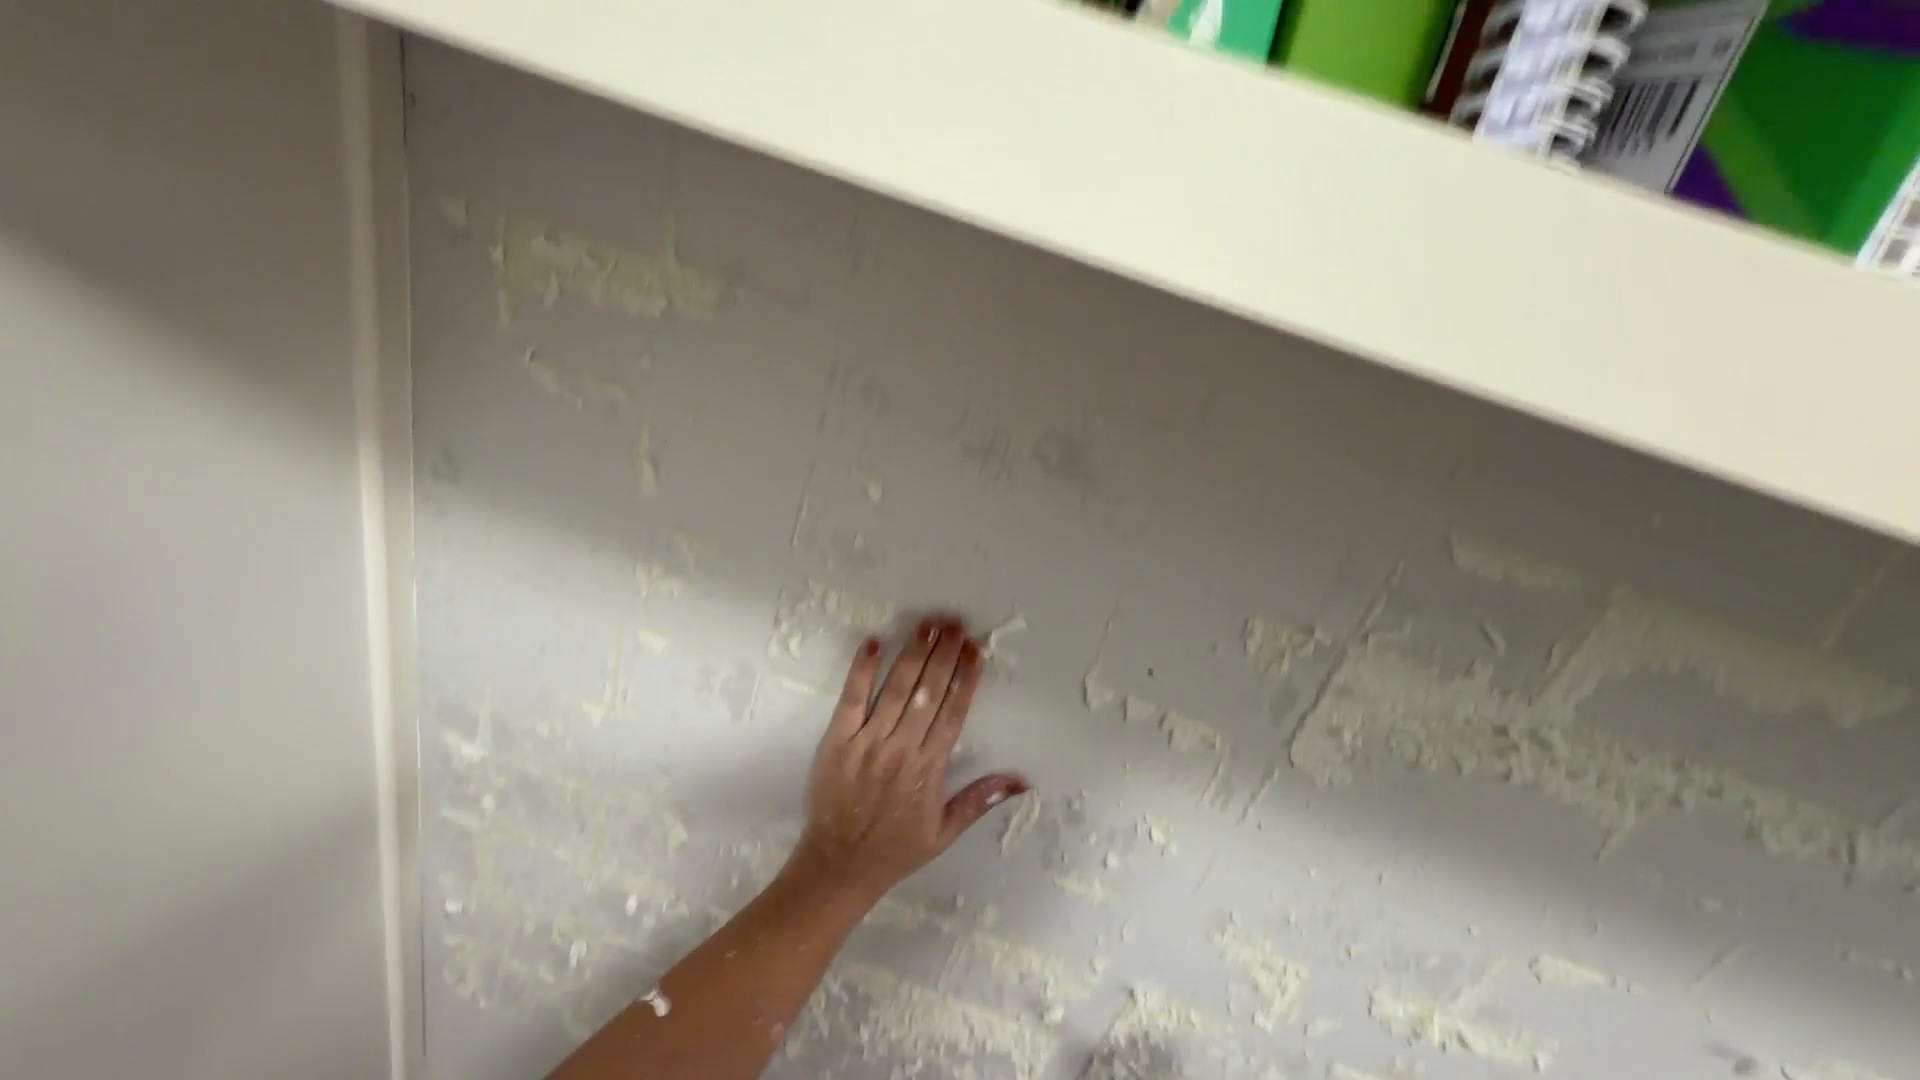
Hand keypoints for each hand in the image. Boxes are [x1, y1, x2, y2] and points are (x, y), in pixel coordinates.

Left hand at [785, 616, 1028, 904]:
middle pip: (929, 692)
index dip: (967, 678)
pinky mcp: (838, 741)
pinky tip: (873, 643)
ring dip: (913, 654)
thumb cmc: (895, 850)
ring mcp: (868, 742)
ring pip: (896, 689)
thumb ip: (980, 800)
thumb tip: (1021, 780)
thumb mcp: (944, 832)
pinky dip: (862, 670)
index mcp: (930, 768)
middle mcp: (902, 749)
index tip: (976, 650)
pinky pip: (851, 699)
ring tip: (927, 625)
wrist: (839, 865)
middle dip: (945, 655)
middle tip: (955, 624)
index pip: (953, 712)